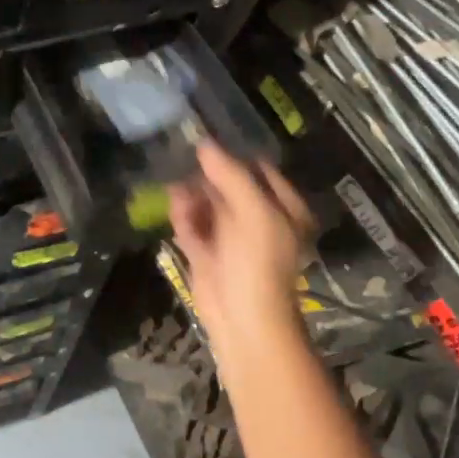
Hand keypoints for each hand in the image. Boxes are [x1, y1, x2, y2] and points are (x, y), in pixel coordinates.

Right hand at [168, 143, 312, 367]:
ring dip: (191, 198)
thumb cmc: (257, 261)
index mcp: (283, 209)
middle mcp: (259, 220)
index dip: (235, 156)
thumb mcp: (254, 212)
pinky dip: (183, 217)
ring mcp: (231, 238)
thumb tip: (204, 144)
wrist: (241, 316)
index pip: (259, 170)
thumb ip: (231, 176)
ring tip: (177, 193)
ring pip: (207, 205)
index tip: (206, 141)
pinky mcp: (207, 253)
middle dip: (206, 178)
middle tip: (183, 163)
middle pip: (228, 186)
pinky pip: (192, 226)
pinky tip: (175, 210)